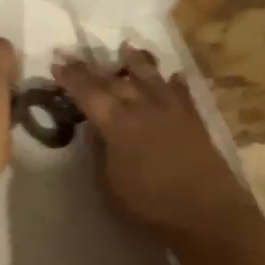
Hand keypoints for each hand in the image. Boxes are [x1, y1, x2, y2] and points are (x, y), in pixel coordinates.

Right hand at [52, 43, 261, 246]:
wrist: (208, 217)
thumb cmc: (148, 204)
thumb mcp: (108, 181)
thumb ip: (100, 149)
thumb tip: (96, 129)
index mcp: (118, 124)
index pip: (89, 93)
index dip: (71, 78)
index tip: (56, 61)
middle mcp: (145, 110)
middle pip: (116, 82)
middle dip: (93, 68)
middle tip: (76, 53)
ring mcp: (174, 114)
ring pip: (152, 80)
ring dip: (137, 63)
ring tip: (127, 47)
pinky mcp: (195, 124)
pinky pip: (182, 95)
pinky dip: (175, 84)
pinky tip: (172, 76)